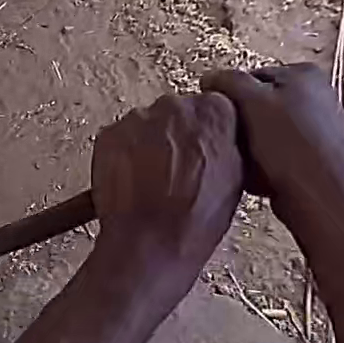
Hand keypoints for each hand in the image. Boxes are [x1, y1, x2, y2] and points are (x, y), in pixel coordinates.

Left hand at [89, 92, 242, 274]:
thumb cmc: (196, 215)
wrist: (150, 237)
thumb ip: (226, 141)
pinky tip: (131, 177)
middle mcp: (173, 107)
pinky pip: (119, 137)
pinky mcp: (108, 134)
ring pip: (145, 124)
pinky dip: (123, 152)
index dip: (206, 130)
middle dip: (175, 133)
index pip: (212, 105)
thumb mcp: (235, 174)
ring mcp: (137, 119)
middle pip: (175, 111)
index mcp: (213, 112)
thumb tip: (219, 134)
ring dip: (147, 142)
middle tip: (175, 165)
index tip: (201, 147)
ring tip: (151, 177)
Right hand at [202, 64, 343, 250]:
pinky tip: (256, 174)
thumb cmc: (292, 145)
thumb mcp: (253, 102)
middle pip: (251, 106)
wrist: (323, 196)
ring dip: (243, 146)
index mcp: (302, 74)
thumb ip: (228, 82)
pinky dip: (256, 163)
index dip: (225, 97)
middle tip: (229, 139)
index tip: (216, 116)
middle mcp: (312, 96)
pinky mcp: (306, 156)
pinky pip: (267, 154)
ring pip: (256, 133)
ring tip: (242, 160)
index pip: (245, 78)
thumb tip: (209, 78)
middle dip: (235, 123)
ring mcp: (310, 128)